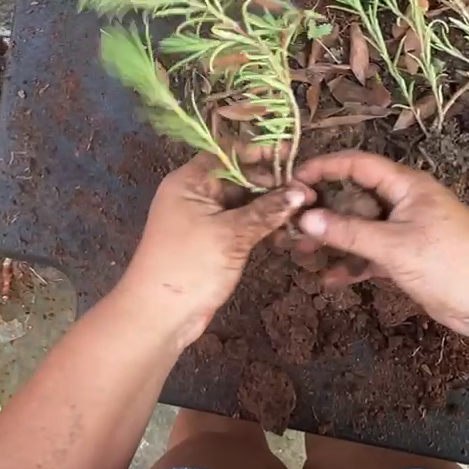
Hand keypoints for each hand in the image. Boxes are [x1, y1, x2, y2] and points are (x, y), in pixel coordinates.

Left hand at [115, 153, 308, 349]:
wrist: (159, 315)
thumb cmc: (190, 265)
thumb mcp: (231, 235)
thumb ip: (266, 211)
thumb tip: (300, 191)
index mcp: (190, 180)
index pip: (229, 154)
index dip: (261, 152)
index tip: (293, 156)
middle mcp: (196, 192)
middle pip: (239, 177)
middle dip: (272, 183)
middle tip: (309, 193)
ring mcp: (204, 217)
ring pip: (243, 202)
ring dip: (271, 207)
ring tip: (305, 212)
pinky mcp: (212, 239)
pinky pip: (241, 223)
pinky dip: (261, 225)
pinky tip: (287, 232)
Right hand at [293, 151, 468, 339]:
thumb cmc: (450, 263)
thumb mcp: (393, 246)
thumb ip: (347, 232)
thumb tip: (304, 219)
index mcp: (405, 185)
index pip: (357, 164)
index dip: (324, 167)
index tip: (293, 180)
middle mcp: (403, 201)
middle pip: (354, 197)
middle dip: (322, 210)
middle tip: (289, 223)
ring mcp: (405, 230)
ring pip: (359, 227)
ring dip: (333, 240)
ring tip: (299, 253)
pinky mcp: (407, 257)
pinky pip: (370, 253)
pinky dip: (352, 264)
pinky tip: (328, 279)